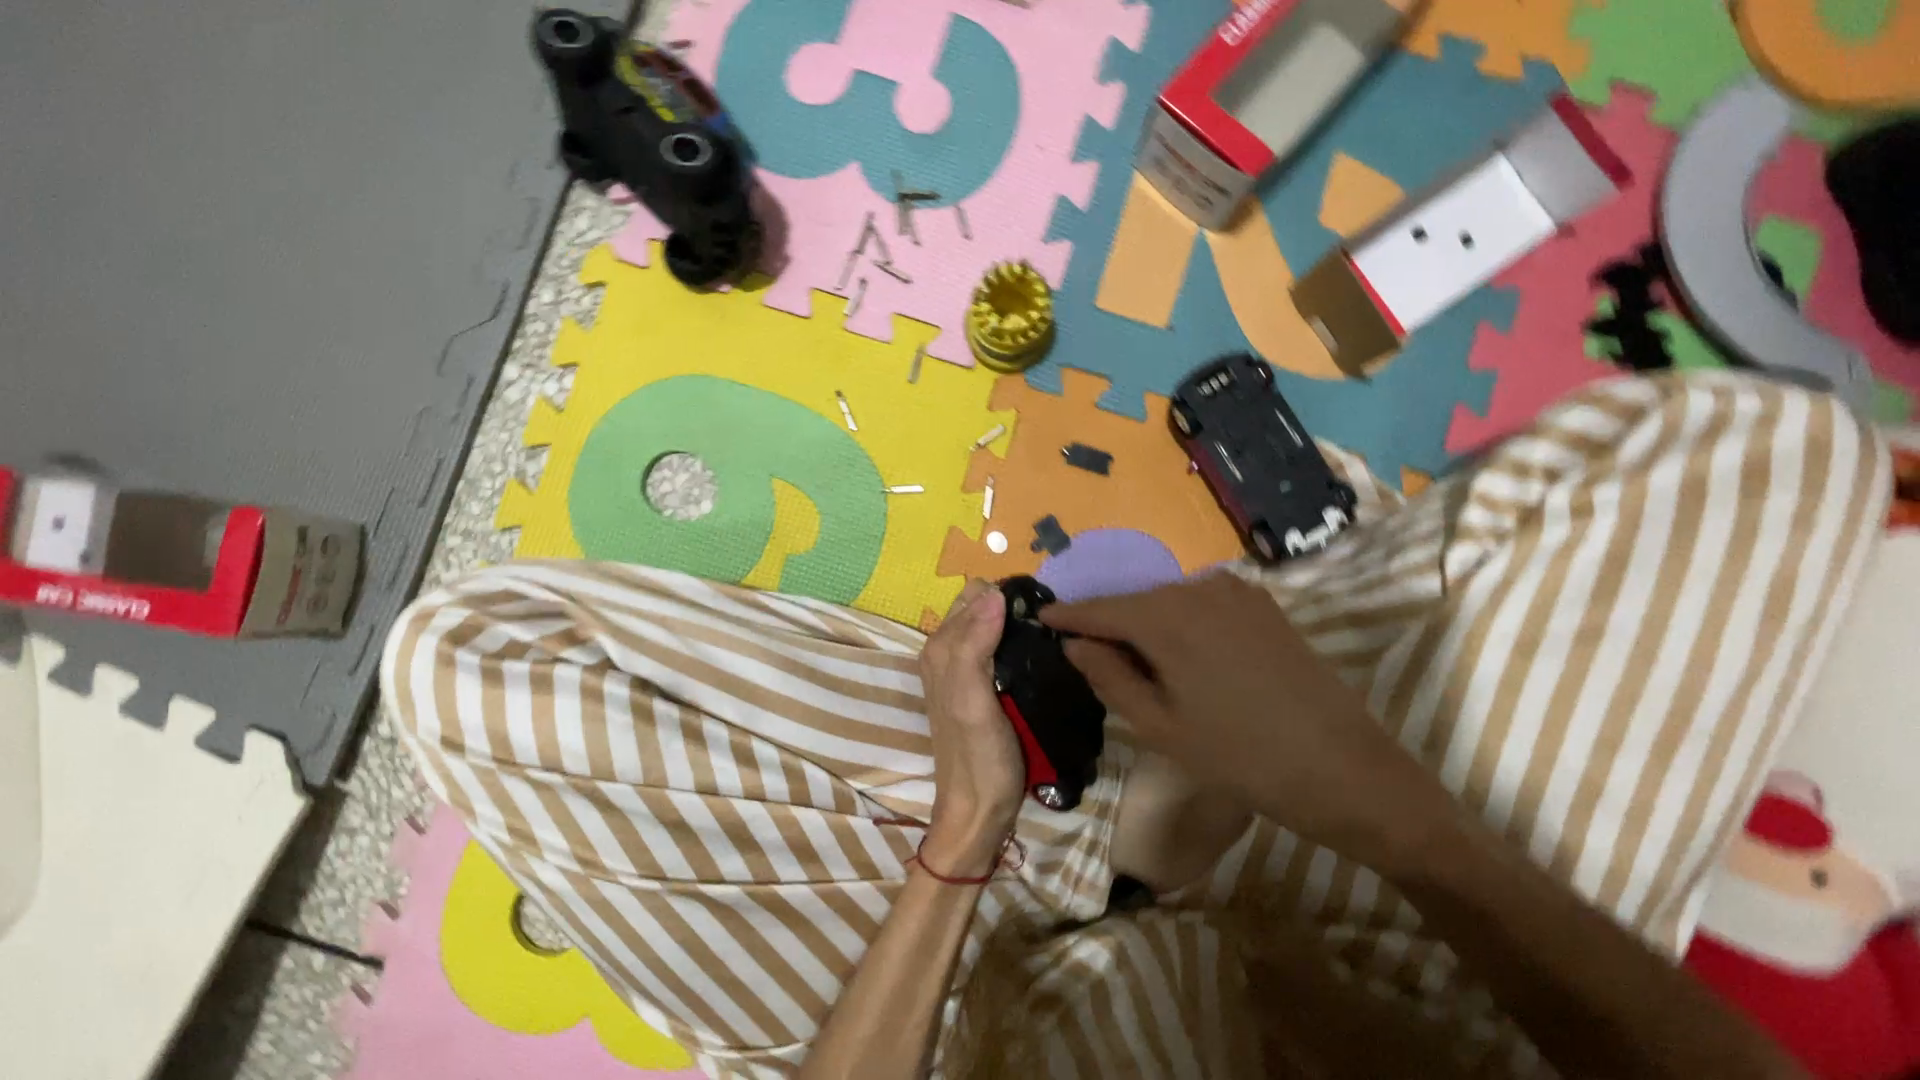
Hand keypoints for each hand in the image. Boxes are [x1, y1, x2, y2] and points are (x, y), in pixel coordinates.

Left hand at [918, 580, 1024, 877]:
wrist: (980, 811)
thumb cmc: (980, 757)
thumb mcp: (973, 699)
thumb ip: (974, 645)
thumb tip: (993, 592)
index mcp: (941, 648)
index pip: (978, 594)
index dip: (1009, 597)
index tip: (1041, 614)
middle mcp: (947, 651)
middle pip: (985, 607)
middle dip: (1013, 609)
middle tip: (1046, 631)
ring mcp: (965, 670)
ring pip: (994, 627)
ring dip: (1017, 629)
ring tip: (1047, 644)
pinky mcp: (983, 687)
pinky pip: (1000, 650)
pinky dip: (1017, 648)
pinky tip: (1037, 661)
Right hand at [1042, 573, 1450, 872]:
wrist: (1343, 768)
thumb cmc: (1239, 756)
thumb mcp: (1159, 726)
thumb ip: (1109, 676)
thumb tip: (1074, 643)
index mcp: (1166, 617)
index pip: (1101, 608)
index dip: (1068, 615)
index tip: (1041, 617)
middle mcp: (1199, 589)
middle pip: (1136, 601)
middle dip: (1108, 622)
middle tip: (1084, 651)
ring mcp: (1238, 593)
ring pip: (1170, 602)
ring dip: (1146, 624)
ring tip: (1133, 662)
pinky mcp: (1265, 606)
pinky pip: (1204, 604)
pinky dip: (1181, 621)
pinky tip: (1181, 655)